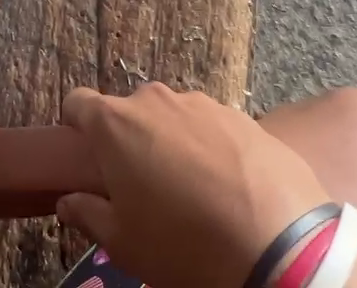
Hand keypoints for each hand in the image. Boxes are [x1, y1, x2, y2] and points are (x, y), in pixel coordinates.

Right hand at [57, 83, 334, 287]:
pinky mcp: (246, 119)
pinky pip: (215, 129)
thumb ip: (87, 214)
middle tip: (145, 187)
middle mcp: (154, 101)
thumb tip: (68, 201)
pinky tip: (234, 192)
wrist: (288, 256)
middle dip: (131, 141)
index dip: (77, 127)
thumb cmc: (187, 247)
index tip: (89, 158)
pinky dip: (214, 151)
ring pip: (174, 119)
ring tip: (197, 193)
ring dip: (174, 143)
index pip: (77, 102)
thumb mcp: (125, 245)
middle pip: (130, 112)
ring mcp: (203, 105)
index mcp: (115, 123)